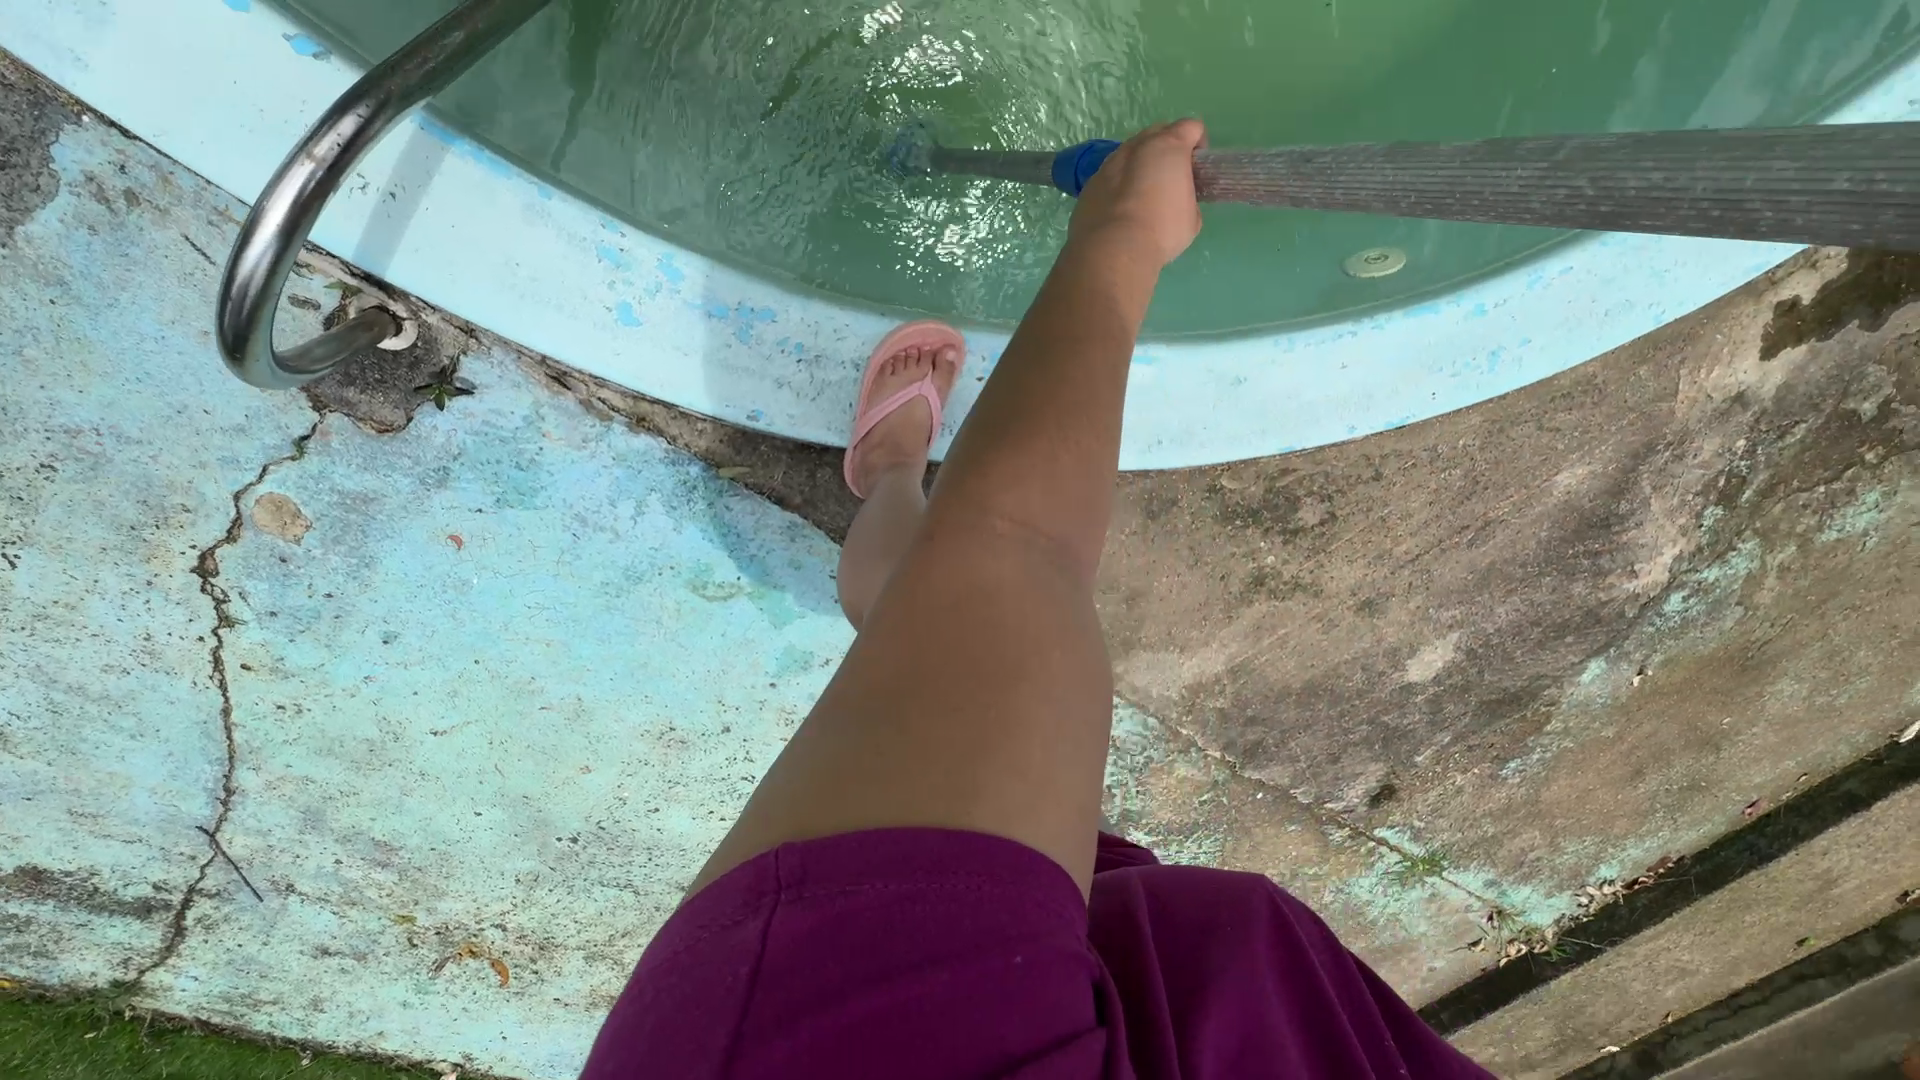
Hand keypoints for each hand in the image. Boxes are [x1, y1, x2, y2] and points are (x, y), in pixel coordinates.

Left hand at [1067, 119, 1205, 269]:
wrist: (1113, 251)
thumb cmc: (1160, 231)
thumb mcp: (1191, 217)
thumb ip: (1188, 197)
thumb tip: (1178, 202)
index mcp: (1168, 146)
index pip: (1191, 128)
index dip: (1197, 145)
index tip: (1196, 169)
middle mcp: (1136, 147)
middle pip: (1156, 133)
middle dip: (1166, 149)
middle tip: (1169, 179)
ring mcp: (1108, 164)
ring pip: (1128, 154)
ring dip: (1138, 166)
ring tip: (1141, 195)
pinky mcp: (1089, 186)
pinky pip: (1108, 177)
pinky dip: (1116, 186)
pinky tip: (1118, 211)